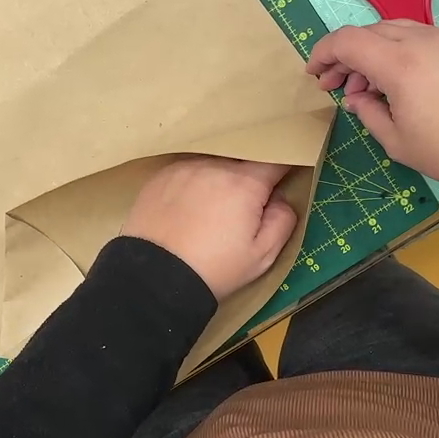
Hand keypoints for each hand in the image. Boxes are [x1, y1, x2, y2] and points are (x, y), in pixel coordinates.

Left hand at [123, 157, 298, 300]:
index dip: (283, 167)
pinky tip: (188, 208)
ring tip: (210, 210)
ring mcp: (185, 167)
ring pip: (214, 164)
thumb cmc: (214, 269)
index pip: (275, 159)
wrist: (155, 278)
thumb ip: (282, 220)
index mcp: (244, 183)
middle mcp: (215, 165)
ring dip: (219, 179)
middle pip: (242, 161)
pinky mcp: (161, 175)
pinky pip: (188, 171)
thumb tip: (281, 198)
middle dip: (248, 178)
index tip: (281, 180)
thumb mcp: (262, 256)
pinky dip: (194, 184)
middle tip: (243, 207)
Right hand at [306, 21, 438, 187]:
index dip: (323, 53)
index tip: (314, 74)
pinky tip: (396, 80)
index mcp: (398, 63)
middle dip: (345, 55)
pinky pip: (416, 37)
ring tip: (367, 86)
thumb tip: (355, 97)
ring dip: (371, 51)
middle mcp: (418, 40)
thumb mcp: (395, 141)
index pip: (346, 41)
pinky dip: (396, 51)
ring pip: (392, 30)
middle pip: (367, 32)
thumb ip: (367, 112)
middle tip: (336, 86)